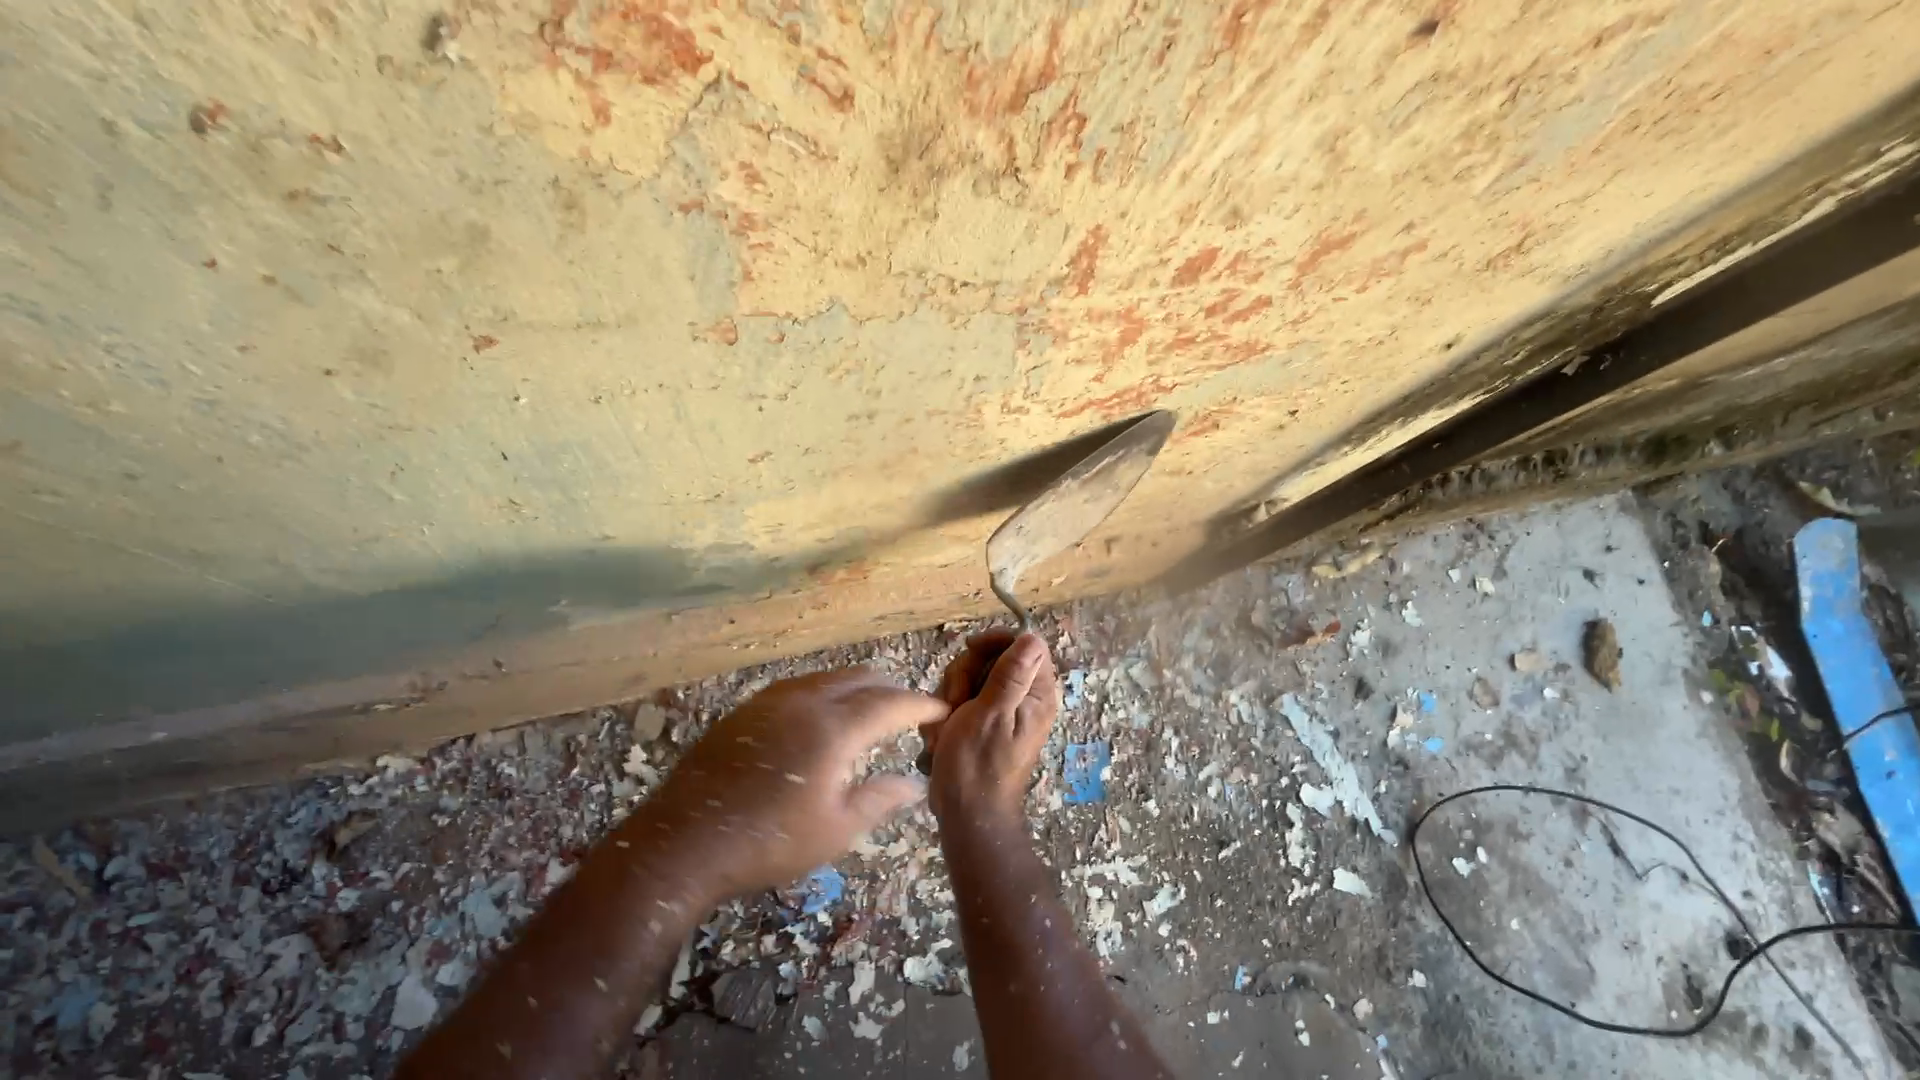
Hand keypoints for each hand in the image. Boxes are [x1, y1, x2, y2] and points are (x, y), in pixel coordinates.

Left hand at [645, 668, 947, 898]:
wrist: (683, 842)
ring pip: (827, 678)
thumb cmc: (769, 842)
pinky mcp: (745, 710)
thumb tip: (915, 784)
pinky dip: (824, 693)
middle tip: (908, 712)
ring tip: (868, 712)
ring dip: (856, 688)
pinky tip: (820, 719)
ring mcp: (770, 701)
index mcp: (834, 727)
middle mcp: (805, 701)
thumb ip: (880, 799)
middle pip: (860, 678)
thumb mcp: (836, 829)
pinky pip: (799, 687)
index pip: (890, 703)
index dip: (920, 705)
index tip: (941, 711)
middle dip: (891, 690)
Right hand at [923, 631, 1057, 823]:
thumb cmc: (977, 765)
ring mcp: (1002, 711)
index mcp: (1037, 694)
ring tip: (946, 726)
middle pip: (992, 657)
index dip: (995, 642)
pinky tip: (942, 736)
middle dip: (965, 675)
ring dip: (951, 697)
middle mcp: (1025, 698)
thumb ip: (1011, 674)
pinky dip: (946, 714)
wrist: (965, 814)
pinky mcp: (983, 723)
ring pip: (971, 677)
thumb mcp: (991, 714)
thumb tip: (1032, 637)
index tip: (970, 650)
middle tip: (955, 702)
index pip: (1025, 642)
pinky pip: (961, 699)